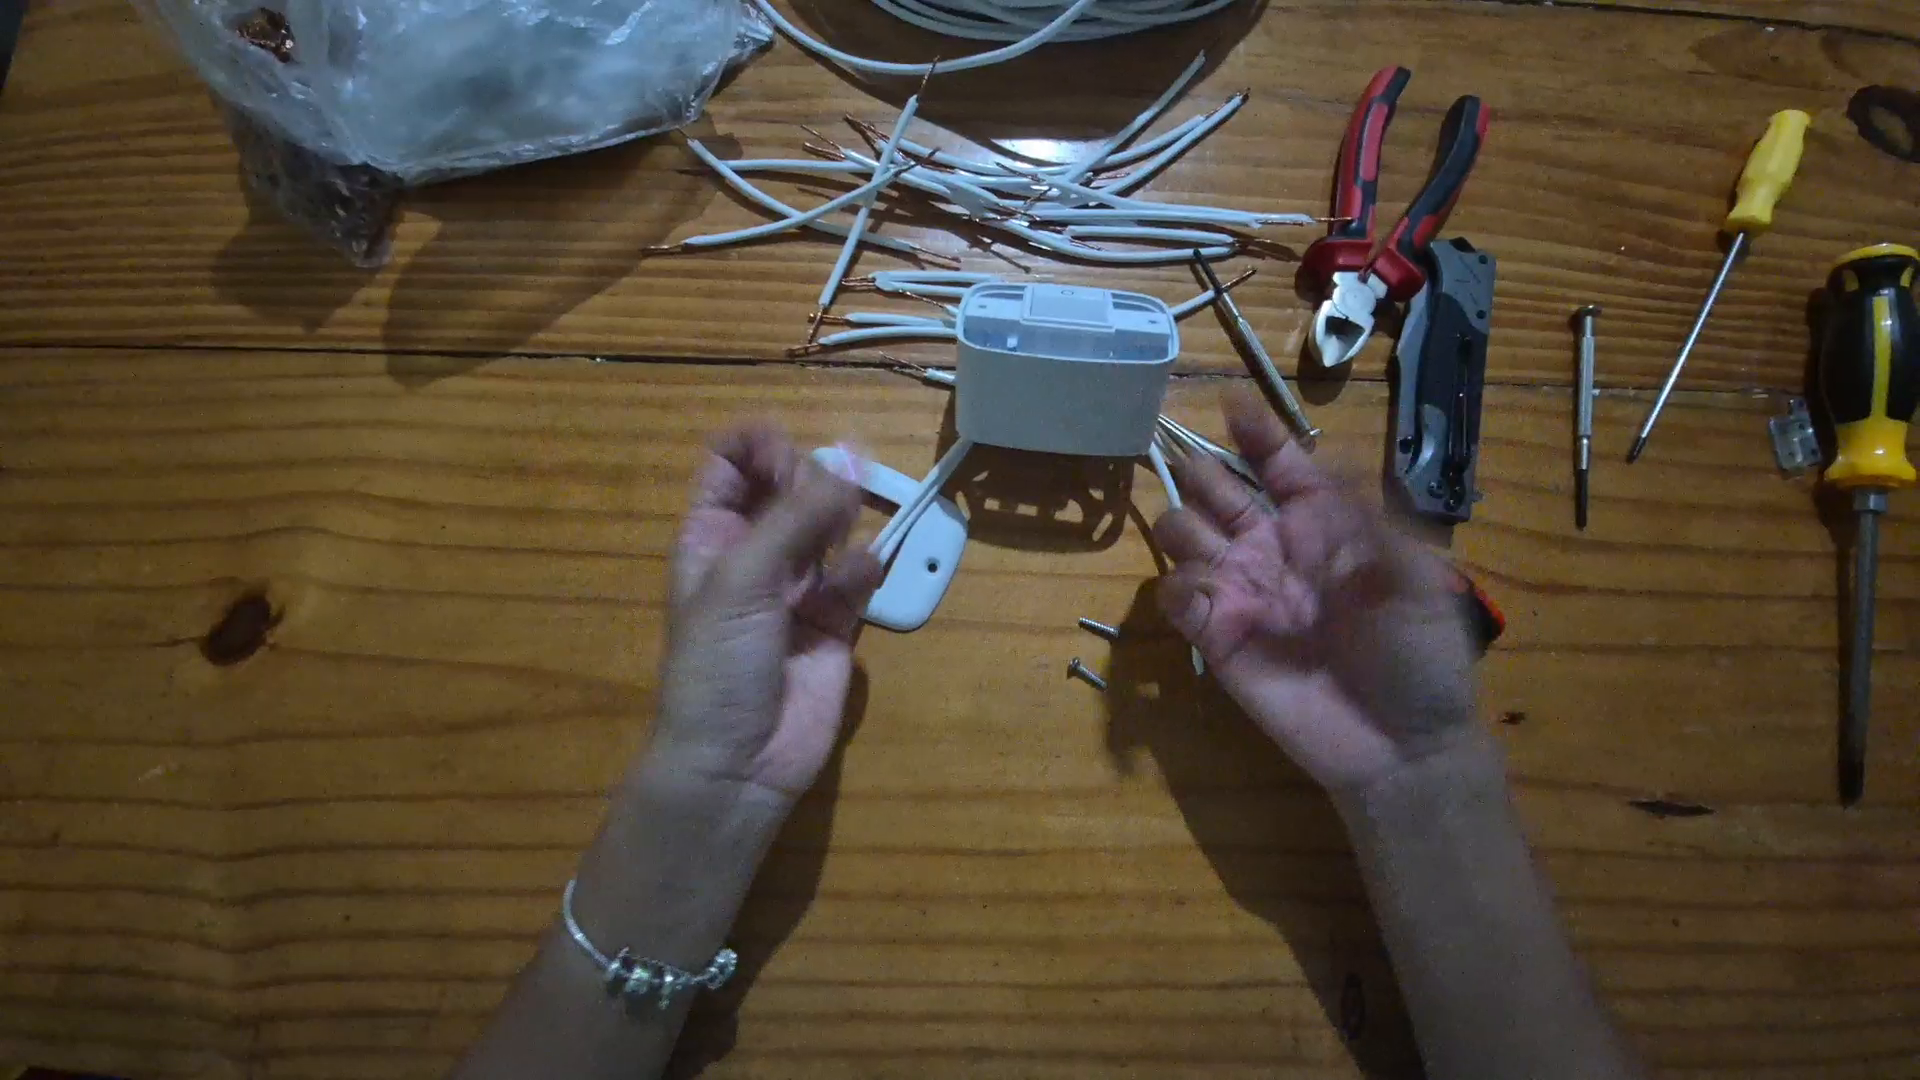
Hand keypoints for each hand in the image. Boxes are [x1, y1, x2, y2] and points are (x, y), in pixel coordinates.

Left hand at [649, 425, 882, 798]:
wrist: (737, 762)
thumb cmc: (718, 664)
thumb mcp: (741, 580)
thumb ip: (794, 518)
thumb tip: (846, 462)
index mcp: (712, 534)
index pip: (732, 462)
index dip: (761, 447)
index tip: (791, 458)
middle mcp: (756, 552)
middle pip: (789, 486)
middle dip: (811, 481)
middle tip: (825, 501)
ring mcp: (798, 585)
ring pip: (829, 526)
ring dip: (842, 519)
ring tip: (844, 534)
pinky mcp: (835, 619)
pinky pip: (856, 575)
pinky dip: (864, 568)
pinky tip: (862, 575)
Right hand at [1153, 387, 1478, 793]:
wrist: (1399, 744)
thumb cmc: (1418, 655)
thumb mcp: (1414, 577)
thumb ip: (1367, 518)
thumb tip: (1326, 458)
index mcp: (1319, 526)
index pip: (1277, 466)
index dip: (1256, 433)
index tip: (1230, 402)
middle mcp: (1269, 548)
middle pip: (1217, 492)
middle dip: (1201, 471)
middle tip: (1193, 466)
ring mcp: (1239, 590)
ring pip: (1182, 535)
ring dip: (1182, 524)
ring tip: (1205, 540)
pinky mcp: (1215, 634)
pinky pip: (1177, 595)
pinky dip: (1182, 587)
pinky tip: (1211, 595)